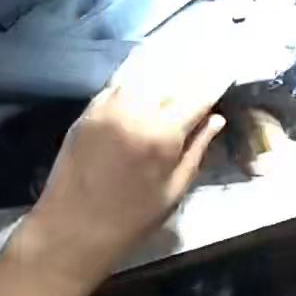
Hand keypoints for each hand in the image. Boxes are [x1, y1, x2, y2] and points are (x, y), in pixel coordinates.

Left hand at [11, 43, 231, 289]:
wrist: (72, 229)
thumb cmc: (131, 219)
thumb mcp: (174, 189)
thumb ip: (197, 149)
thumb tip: (216, 119)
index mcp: (162, 133)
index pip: (197, 95)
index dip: (213, 83)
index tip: (224, 73)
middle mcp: (135, 110)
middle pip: (169, 76)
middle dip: (189, 72)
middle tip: (203, 67)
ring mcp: (108, 106)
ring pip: (141, 73)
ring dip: (161, 69)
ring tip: (176, 67)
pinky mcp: (88, 110)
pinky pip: (117, 85)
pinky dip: (134, 80)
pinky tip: (143, 82)